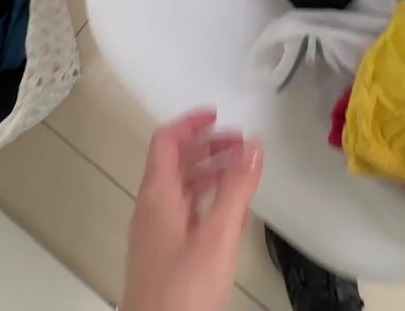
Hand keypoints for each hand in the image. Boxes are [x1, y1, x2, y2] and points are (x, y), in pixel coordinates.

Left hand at [121, 110, 264, 310]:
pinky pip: (184, 211)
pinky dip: (206, 198)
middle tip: (240, 143)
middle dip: (207, 146)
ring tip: (241, 172)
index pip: (167, 140)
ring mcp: (155, 232)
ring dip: (209, 171)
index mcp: (157, 194)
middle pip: (175, 161)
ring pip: (181, 187)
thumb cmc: (183, 290)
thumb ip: (236, 188)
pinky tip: (230, 212)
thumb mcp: (217, 236)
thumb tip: (254, 144)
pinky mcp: (163, 254)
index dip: (191, 122)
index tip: (218, 114)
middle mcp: (151, 207)